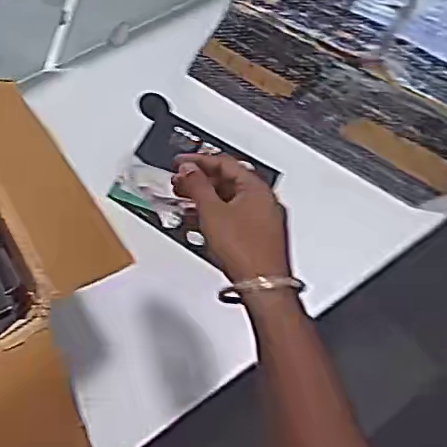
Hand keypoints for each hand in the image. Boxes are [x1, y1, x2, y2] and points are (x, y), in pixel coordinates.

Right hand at [173, 153, 291, 283]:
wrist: (262, 286)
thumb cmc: (246, 252)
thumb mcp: (211, 211)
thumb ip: (197, 186)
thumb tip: (189, 170)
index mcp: (257, 188)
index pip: (225, 163)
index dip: (199, 160)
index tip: (182, 163)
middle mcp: (265, 200)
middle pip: (228, 180)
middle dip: (201, 179)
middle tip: (181, 181)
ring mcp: (264, 218)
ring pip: (230, 198)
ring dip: (206, 197)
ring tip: (186, 200)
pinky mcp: (260, 235)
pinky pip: (234, 215)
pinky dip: (216, 213)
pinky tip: (201, 220)